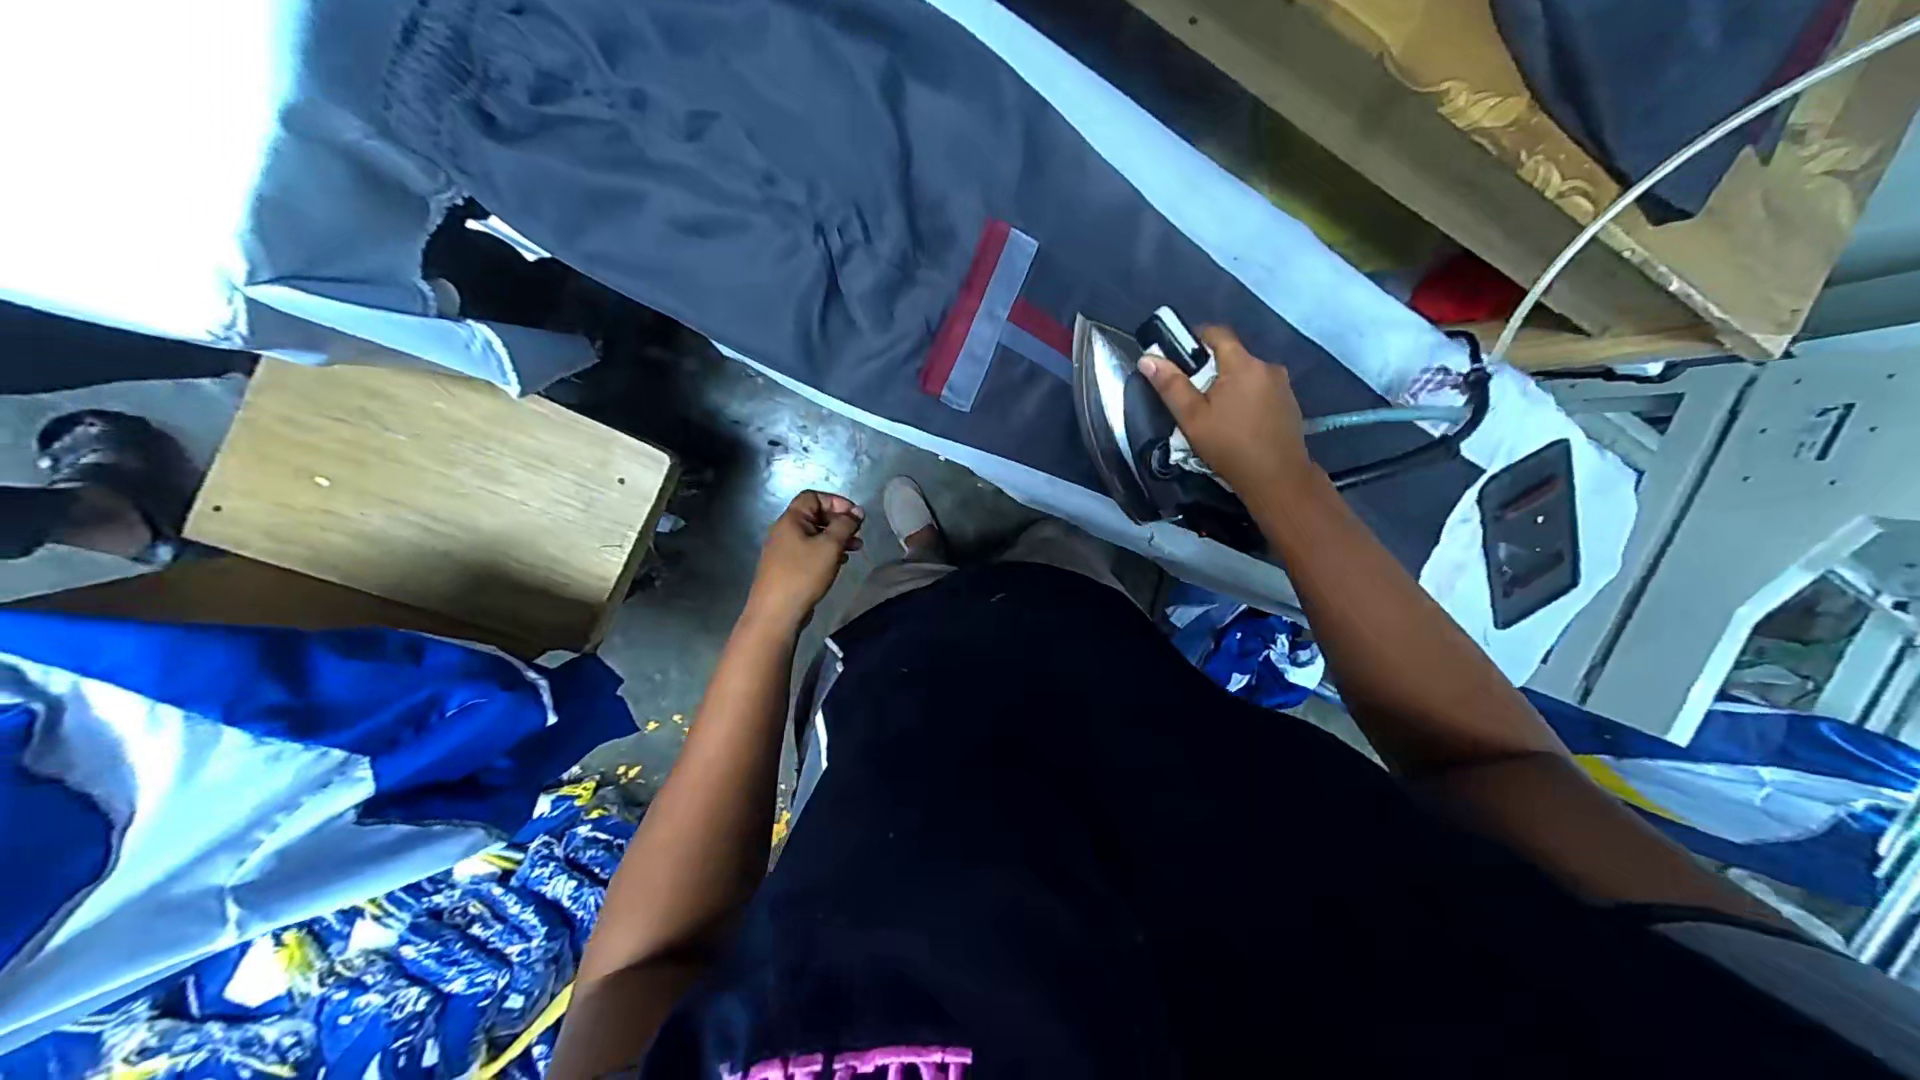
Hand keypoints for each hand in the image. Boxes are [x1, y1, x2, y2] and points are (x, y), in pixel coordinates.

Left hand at [745, 491, 864, 627]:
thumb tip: (856, 512)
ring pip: (814, 535)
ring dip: (836, 538)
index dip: (836, 501)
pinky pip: (810, 551)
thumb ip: (845, 525)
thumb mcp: (830, 546)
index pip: (813, 496)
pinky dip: (827, 552)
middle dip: (839, 521)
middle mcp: (784, 530)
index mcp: (791, 520)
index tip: (855, 515)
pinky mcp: (787, 567)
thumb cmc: (803, 574)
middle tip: (858, 532)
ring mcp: (784, 550)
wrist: (776, 613)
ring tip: (856, 549)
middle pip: (815, 515)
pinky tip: (840, 563)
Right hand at [1137, 324, 1315, 505]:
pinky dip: (1246, 398)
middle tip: (1192, 395)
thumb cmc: (1230, 446)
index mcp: (1243, 364)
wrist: (1277, 478)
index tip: (1179, 356)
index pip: (1218, 333)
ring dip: (1230, 385)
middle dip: (1211, 368)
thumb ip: (1171, 385)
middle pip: (1233, 355)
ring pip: (1247, 374)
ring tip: (1214, 412)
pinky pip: (1261, 389)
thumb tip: (1147, 358)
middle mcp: (1267, 366)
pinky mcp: (1290, 403)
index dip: (1196, 338)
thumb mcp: (1192, 418)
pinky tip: (1237, 422)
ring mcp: (1283, 385)